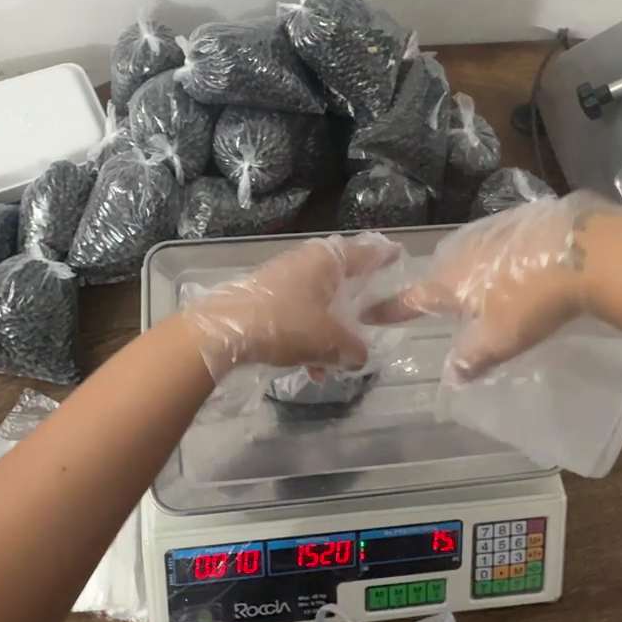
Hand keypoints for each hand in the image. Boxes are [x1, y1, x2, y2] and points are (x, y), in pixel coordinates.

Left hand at [183, 233, 404, 379]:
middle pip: (340, 281)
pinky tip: (306, 368)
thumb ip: (353, 349)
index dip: (383, 255)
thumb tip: (359, 356)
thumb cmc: (285, 324)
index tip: (398, 253)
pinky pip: (297, 314)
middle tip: (367, 323)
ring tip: (327, 369)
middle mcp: (306, 262)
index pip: (365, 252)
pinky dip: (306, 337)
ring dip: (328, 334)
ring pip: (318, 303)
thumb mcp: (329, 342)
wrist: (223, 330)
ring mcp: (282, 278)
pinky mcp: (263, 297)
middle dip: (352, 309)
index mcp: (327, 260)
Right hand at [365, 192, 619, 381]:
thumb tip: (450, 379)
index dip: (389, 310)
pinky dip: (507, 256)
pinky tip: (528, 266)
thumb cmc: (531, 300)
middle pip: (443, 273)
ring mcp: (492, 230)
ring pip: (473, 254)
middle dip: (443, 289)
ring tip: (495, 288)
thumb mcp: (500, 340)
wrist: (585, 250)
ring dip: (478, 271)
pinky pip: (503, 241)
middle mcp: (462, 251)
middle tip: (456, 309)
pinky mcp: (522, 218)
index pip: (410, 300)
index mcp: (449, 281)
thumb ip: (471, 359)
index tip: (367, 311)